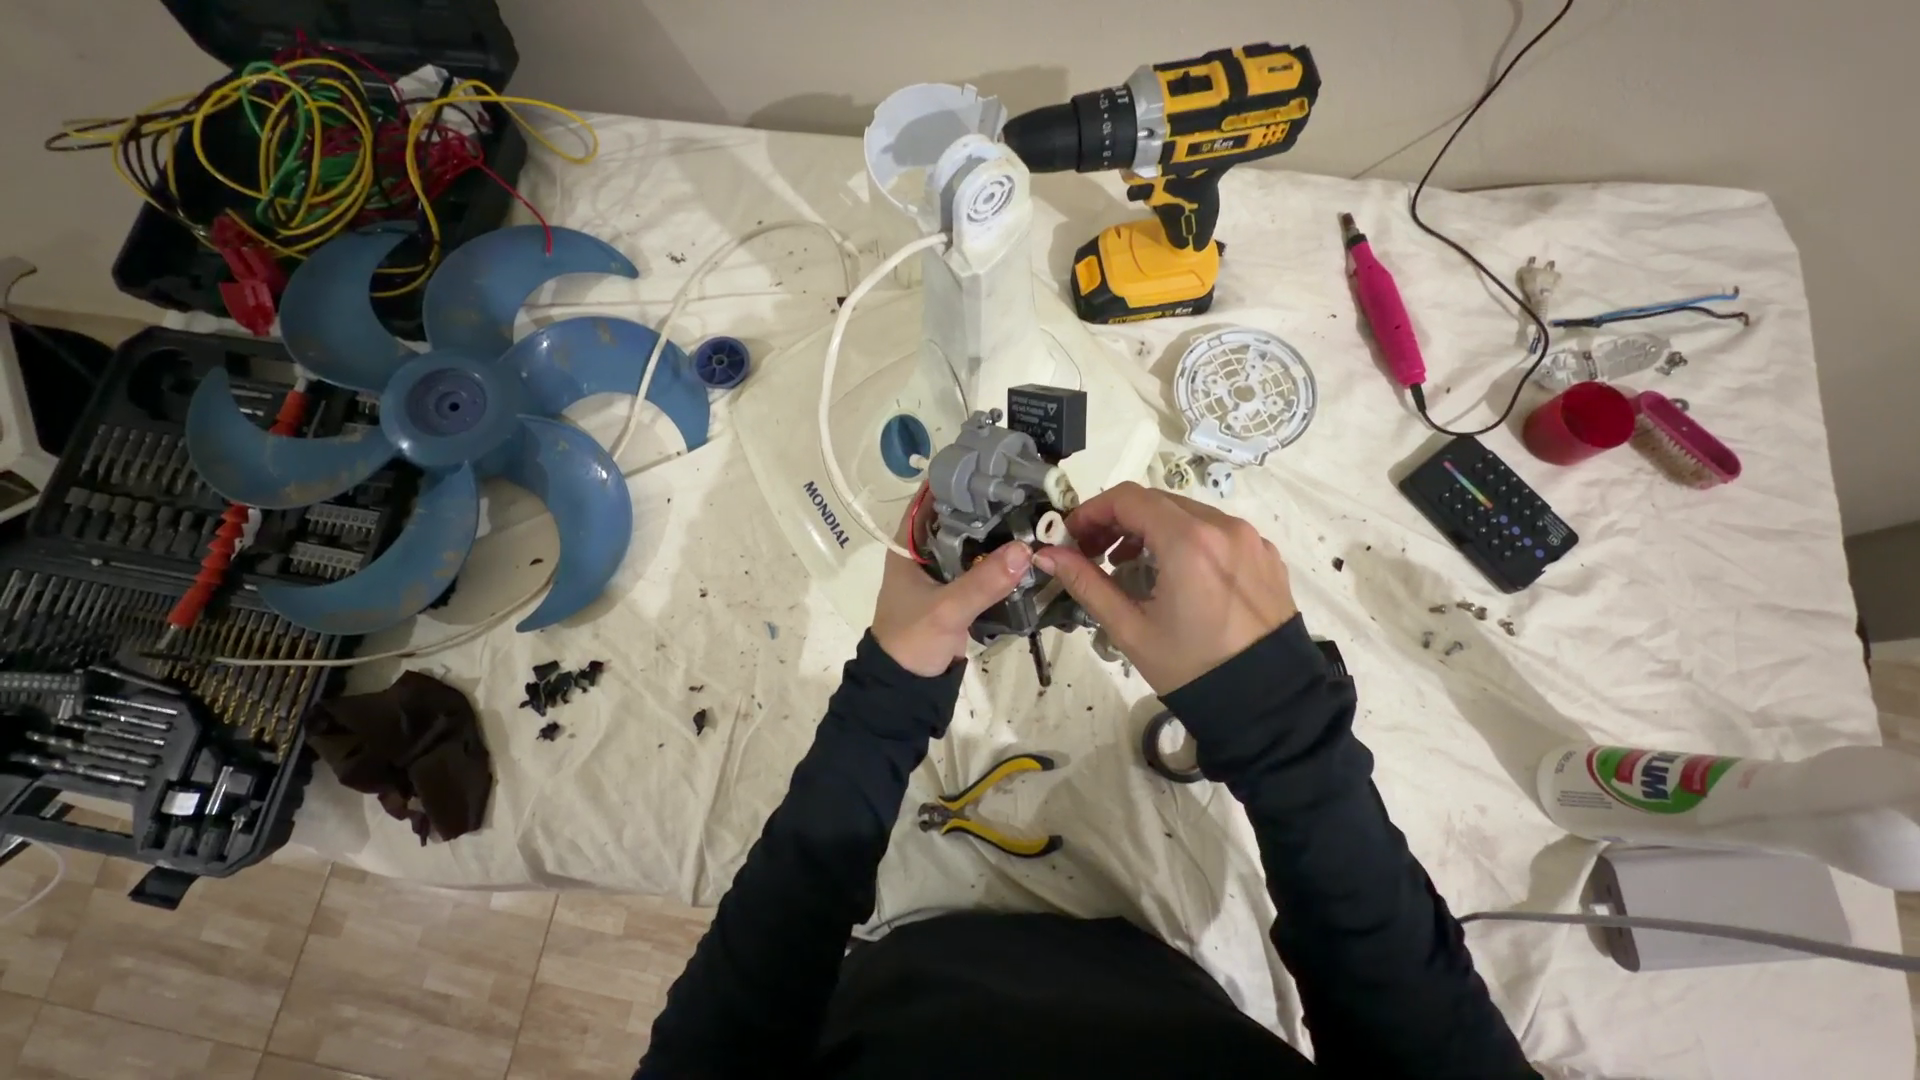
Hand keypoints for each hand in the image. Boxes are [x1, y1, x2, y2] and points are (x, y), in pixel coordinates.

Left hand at [872, 495, 1031, 676]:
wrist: (906, 686)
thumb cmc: (912, 640)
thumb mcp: (947, 610)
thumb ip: (983, 582)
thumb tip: (1025, 549)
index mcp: (908, 544)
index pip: (933, 495)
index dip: (962, 477)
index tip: (999, 466)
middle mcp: (925, 550)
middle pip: (959, 515)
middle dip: (990, 503)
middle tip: (1031, 489)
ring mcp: (944, 570)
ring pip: (974, 540)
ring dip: (999, 530)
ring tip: (1037, 513)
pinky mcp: (959, 589)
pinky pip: (982, 564)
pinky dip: (1001, 557)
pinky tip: (1030, 550)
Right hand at [1035, 482, 1296, 692]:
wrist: (1267, 703)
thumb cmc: (1191, 667)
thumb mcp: (1130, 629)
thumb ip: (1086, 583)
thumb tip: (1046, 555)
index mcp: (1189, 541)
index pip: (1128, 499)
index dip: (1091, 511)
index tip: (1072, 536)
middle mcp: (1223, 527)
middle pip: (1157, 501)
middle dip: (1118, 520)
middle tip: (1093, 552)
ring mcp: (1250, 539)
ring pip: (1187, 514)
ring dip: (1151, 529)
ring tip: (1130, 565)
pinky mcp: (1265, 555)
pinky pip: (1216, 532)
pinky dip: (1186, 540)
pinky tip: (1174, 576)